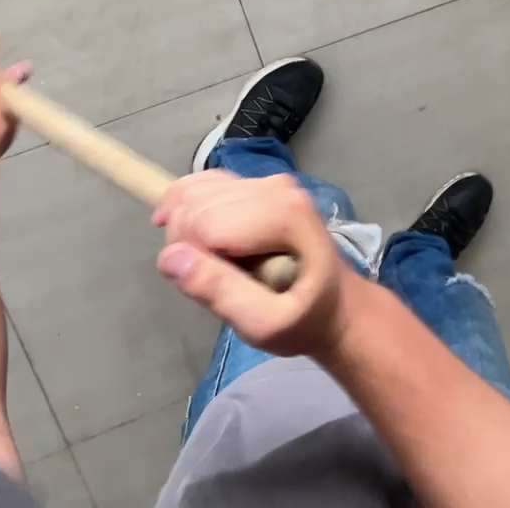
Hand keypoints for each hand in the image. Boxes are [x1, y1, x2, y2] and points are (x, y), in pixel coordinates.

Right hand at [153, 171, 352, 357]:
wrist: (339, 306)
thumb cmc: (306, 320)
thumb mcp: (264, 326)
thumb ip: (219, 292)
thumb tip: (170, 258)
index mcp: (284, 216)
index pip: (204, 221)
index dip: (187, 255)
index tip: (198, 287)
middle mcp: (276, 188)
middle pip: (199, 202)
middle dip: (184, 240)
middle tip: (203, 277)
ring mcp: (270, 182)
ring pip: (198, 189)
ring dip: (185, 224)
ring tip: (203, 261)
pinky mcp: (261, 185)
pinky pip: (208, 184)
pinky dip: (189, 205)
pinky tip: (185, 231)